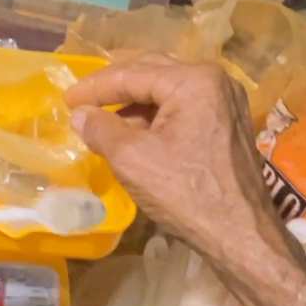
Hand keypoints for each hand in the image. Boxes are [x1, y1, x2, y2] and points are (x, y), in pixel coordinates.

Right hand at [65, 55, 288, 272]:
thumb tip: (80, 115)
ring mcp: (225, 102)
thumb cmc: (185, 193)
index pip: (133, 73)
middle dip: (114, 86)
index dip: (95, 86)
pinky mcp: (227, 125)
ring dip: (133, 102)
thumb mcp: (132, 159)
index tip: (67, 99)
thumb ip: (101, 129)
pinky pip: (182, 107)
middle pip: (152, 72)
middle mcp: (215, 81)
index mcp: (194, 81)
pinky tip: (132, 131)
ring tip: (102, 117)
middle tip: (82, 99)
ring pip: (168, 90)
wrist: (238, 233)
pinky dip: (154, 115)